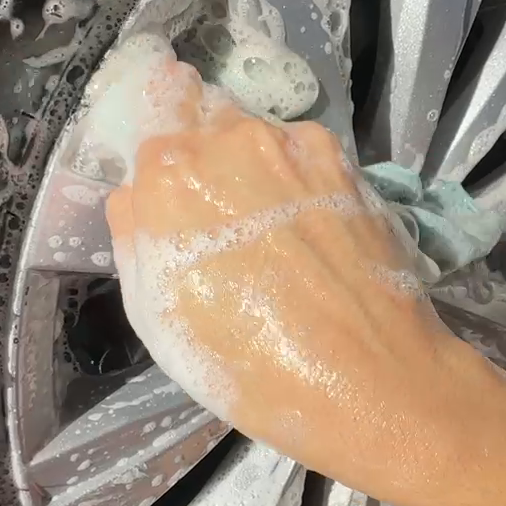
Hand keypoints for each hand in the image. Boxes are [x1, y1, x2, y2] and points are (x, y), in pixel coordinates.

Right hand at [99, 36, 494, 490]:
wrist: (369, 378)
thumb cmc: (249, 364)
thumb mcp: (156, 314)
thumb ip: (137, 233)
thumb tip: (143, 192)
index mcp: (169, 175)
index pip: (152, 138)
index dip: (166, 178)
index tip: (182, 209)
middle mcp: (231, 139)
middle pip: (206, 126)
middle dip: (210, 163)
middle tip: (230, 225)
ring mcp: (296, 146)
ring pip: (260, 139)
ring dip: (259, 171)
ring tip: (282, 236)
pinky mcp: (348, 163)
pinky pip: (307, 158)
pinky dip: (304, 183)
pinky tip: (319, 234)